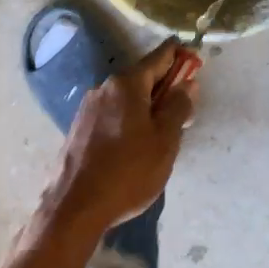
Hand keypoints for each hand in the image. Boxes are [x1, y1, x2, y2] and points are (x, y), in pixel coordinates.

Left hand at [44, 39, 198, 230]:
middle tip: (183, 109)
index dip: (180, 56)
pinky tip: (133, 147)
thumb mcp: (165, 140)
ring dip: (145, 107)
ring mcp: (88, 109)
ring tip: (159, 134)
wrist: (73, 211)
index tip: (195, 61)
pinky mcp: (78, 130)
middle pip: (142, 78)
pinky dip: (127, 120)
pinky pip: (111, 115)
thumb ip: (179, 106)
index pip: (160, 56)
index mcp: (127, 83)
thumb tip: (187, 83)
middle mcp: (104, 88)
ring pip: (126, 99)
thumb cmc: (127, 172)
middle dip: (164, 88)